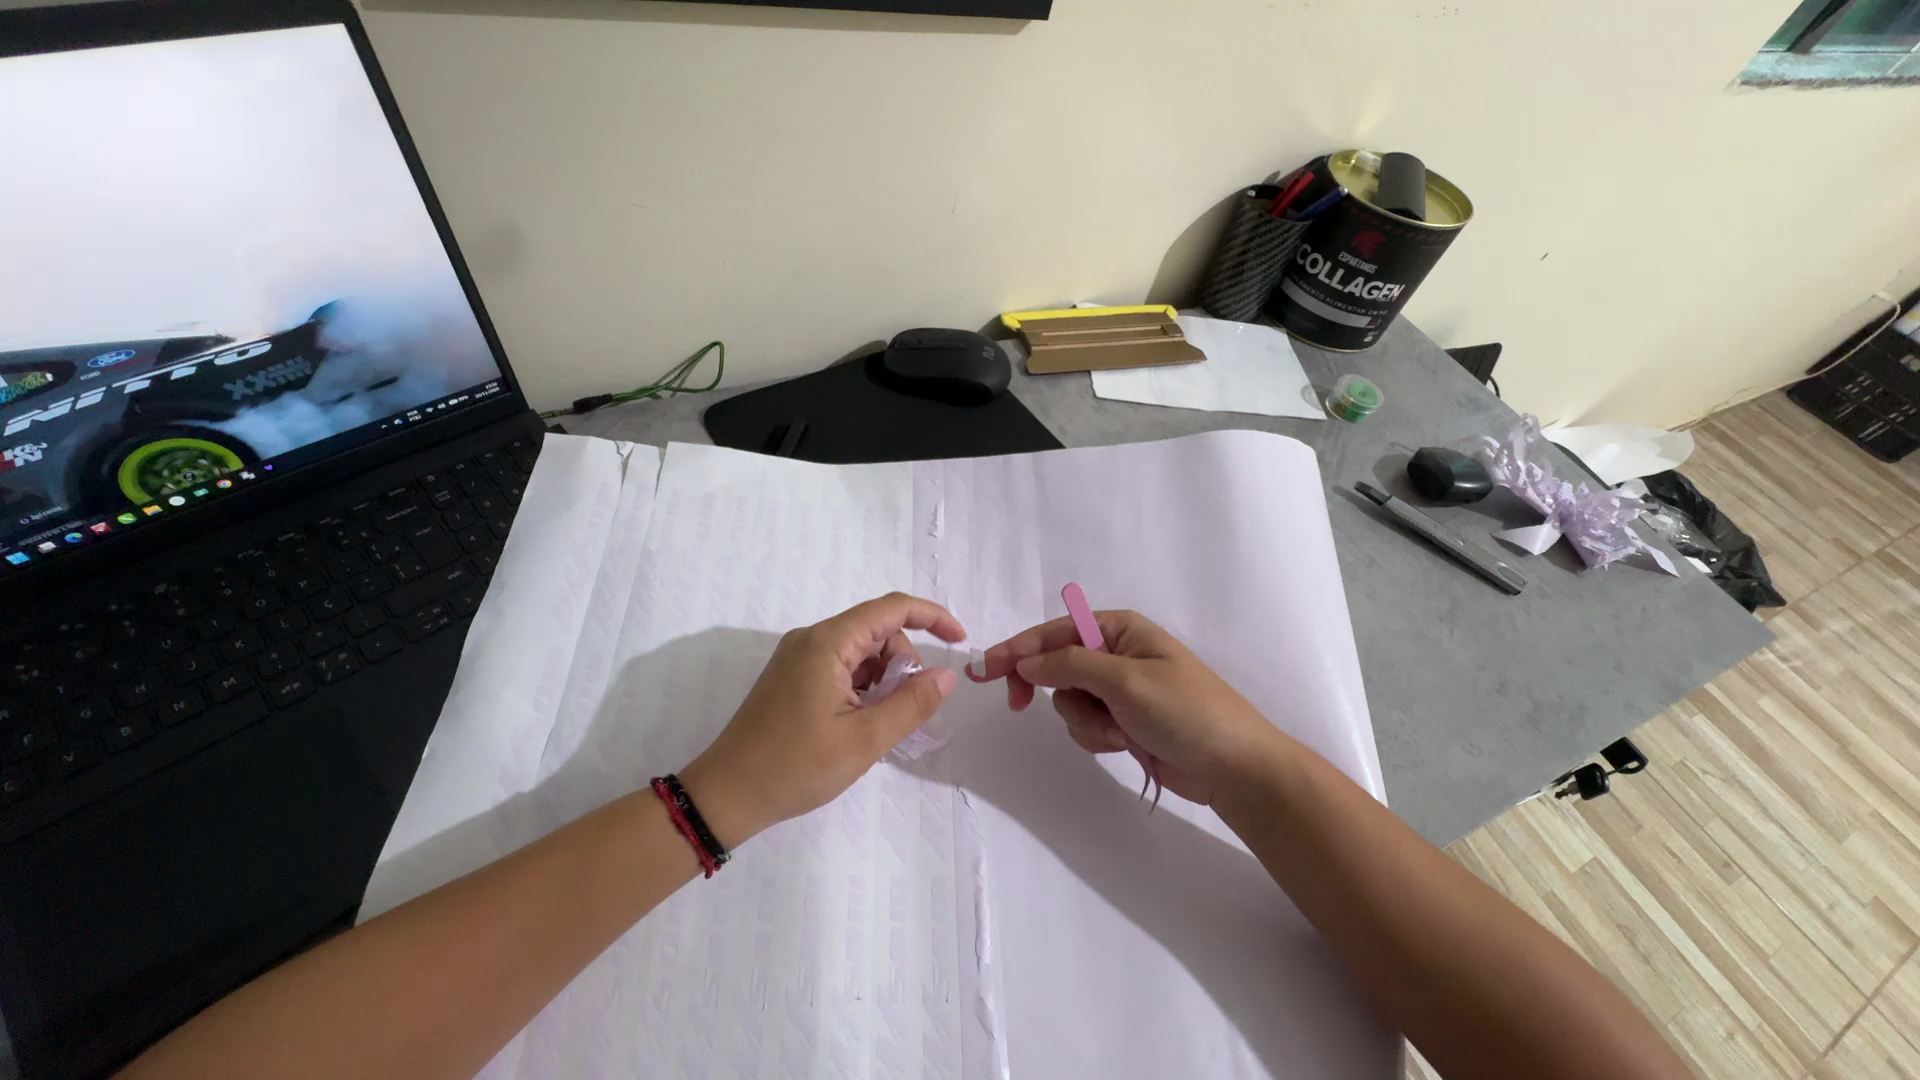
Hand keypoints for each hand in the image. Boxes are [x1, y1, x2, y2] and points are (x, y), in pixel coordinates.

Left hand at [679, 593, 964, 846]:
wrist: (725, 795)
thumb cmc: (795, 767)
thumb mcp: (864, 740)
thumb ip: (912, 704)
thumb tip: (946, 675)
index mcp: (827, 643)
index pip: (891, 609)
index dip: (932, 617)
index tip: (961, 642)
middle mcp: (811, 640)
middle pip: (877, 632)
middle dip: (904, 663)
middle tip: (906, 712)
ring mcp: (799, 659)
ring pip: (861, 653)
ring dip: (883, 681)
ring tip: (879, 726)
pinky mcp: (793, 679)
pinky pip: (842, 669)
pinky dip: (863, 690)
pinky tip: (861, 725)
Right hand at [970, 609, 1276, 804]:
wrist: (1233, 767)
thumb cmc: (1185, 711)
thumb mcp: (1125, 680)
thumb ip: (1070, 665)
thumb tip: (1026, 662)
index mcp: (1120, 629)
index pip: (1054, 632)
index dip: (1016, 649)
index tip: (982, 669)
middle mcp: (1116, 654)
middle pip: (1054, 666)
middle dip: (1050, 689)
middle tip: (1018, 707)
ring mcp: (1119, 691)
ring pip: (1067, 701)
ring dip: (1084, 720)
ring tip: (1118, 730)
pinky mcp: (1123, 722)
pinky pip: (1085, 724)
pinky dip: (1096, 736)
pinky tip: (1124, 743)